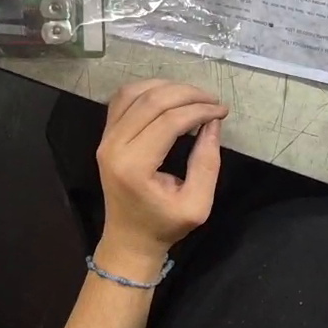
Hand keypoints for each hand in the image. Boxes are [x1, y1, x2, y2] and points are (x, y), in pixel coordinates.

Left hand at [94, 81, 228, 283]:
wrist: (129, 240)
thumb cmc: (163, 226)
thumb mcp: (197, 205)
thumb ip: (207, 163)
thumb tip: (213, 122)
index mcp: (134, 166)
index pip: (170, 121)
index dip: (200, 110)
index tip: (222, 111)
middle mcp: (114, 146)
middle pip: (152, 101)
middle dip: (188, 94)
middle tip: (212, 100)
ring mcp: (105, 138)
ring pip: (134, 93)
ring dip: (167, 87)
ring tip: (194, 95)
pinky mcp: (105, 135)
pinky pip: (123, 99)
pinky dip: (147, 89)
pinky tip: (169, 94)